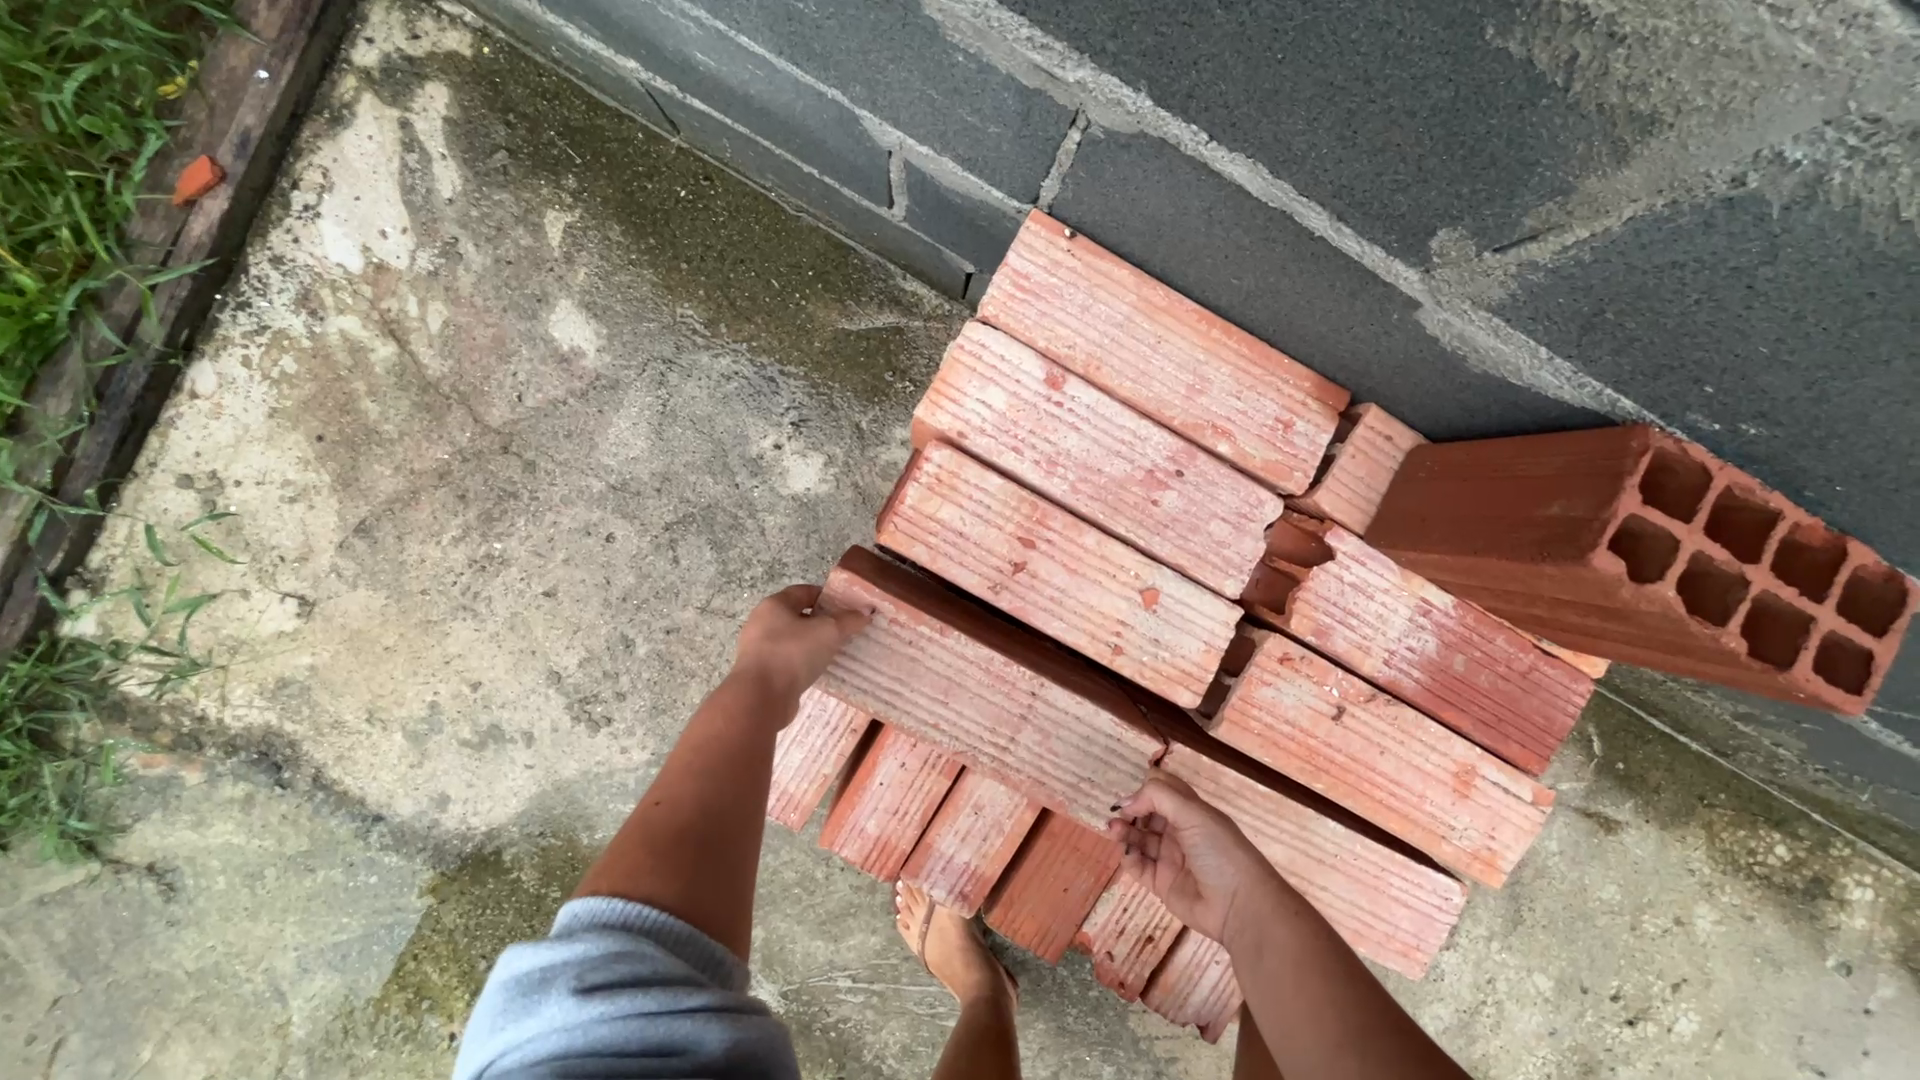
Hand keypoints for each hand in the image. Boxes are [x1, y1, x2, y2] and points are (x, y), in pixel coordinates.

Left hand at [730, 584, 868, 706]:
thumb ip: (849, 620)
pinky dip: (803, 663)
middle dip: (821, 622)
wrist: (760, 697)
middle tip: (844, 630)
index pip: (803, 591)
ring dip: (812, 644)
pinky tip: (818, 671)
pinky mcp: (761, 673)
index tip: (846, 607)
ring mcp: (758, 649)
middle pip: (797, 616)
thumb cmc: (792, 653)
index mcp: (774, 605)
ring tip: (835, 652)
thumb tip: (866, 612)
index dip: (826, 596)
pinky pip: (787, 661)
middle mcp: (762, 623)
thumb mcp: (828, 632)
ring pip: (792, 640)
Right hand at [1106, 771, 1281, 943]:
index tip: (1130, 795)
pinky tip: (1127, 852)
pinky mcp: (1162, 883)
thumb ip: (1157, 797)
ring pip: (1139, 839)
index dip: (1144, 790)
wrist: (1239, 905)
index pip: (1162, 792)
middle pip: (1147, 815)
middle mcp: (1180, 832)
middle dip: (1130, 811)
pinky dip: (1128, 857)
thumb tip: (1125, 801)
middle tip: (1115, 814)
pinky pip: (1138, 866)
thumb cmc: (1220, 851)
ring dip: (1124, 831)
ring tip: (1113, 830)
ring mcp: (1170, 858)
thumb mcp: (1193, 813)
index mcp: (1191, 812)